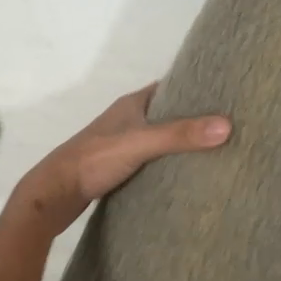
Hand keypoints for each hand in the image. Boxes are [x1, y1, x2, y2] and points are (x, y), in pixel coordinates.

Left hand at [12, 83, 231, 234]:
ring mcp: (120, 142)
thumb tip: (227, 125)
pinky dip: (163, 161)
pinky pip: (148, 157)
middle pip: (166, 111)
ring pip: (156, 136)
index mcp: (133, 102)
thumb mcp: (142, 142)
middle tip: (223, 122)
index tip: (223, 91)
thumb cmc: (96, 157)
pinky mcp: (115, 166)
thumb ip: (180, 135)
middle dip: (191, 116)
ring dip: (176, 141)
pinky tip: (179, 172)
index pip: (171, 85)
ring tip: (208, 148)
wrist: (53, 195)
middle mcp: (127, 117)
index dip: (195, 86)